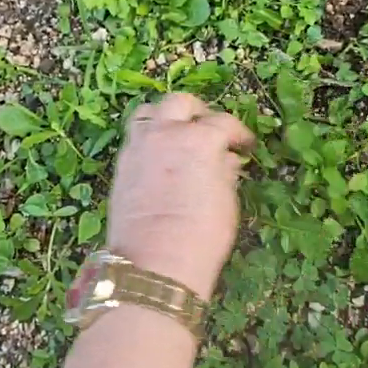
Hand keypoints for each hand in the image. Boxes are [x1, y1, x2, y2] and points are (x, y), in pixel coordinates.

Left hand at [105, 93, 254, 298]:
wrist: (155, 264)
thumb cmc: (202, 236)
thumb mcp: (227, 202)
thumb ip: (226, 171)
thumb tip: (226, 159)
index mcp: (199, 139)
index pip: (223, 123)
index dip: (238, 133)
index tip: (245, 146)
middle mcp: (166, 133)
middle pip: (181, 103)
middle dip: (199, 112)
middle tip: (210, 130)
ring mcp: (139, 145)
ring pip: (150, 111)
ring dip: (166, 117)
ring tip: (177, 133)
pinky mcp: (122, 163)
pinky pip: (135, 136)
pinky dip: (149, 137)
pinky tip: (159, 155)